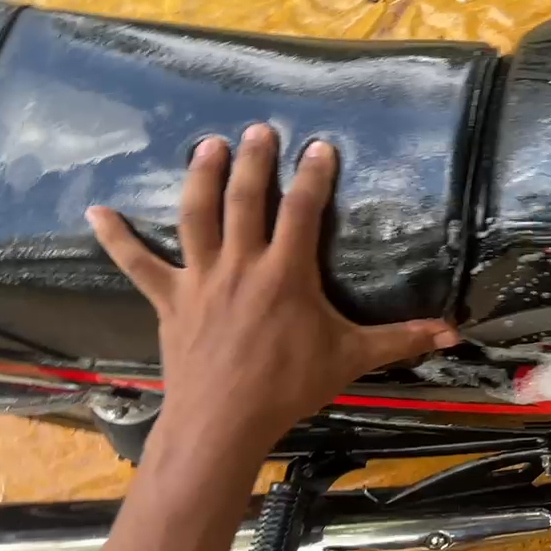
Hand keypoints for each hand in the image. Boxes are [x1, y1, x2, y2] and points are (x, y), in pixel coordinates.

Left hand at [86, 123, 457, 463]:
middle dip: (252, 161)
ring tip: (205, 145)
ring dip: (199, 177)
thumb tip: (454, 333)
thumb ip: (403, 340)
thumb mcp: (353, 358)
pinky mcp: (170, 299)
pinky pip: (137, 264)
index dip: (312, 176)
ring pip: (195, 217)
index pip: (302, 211)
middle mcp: (241, 265)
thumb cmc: (290, 384)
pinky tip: (96, 212)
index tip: (319, 146)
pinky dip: (116, 238)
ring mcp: (200, 279)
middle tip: (258, 129)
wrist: (223, 420)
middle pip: (243, 200)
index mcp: (286, 274)